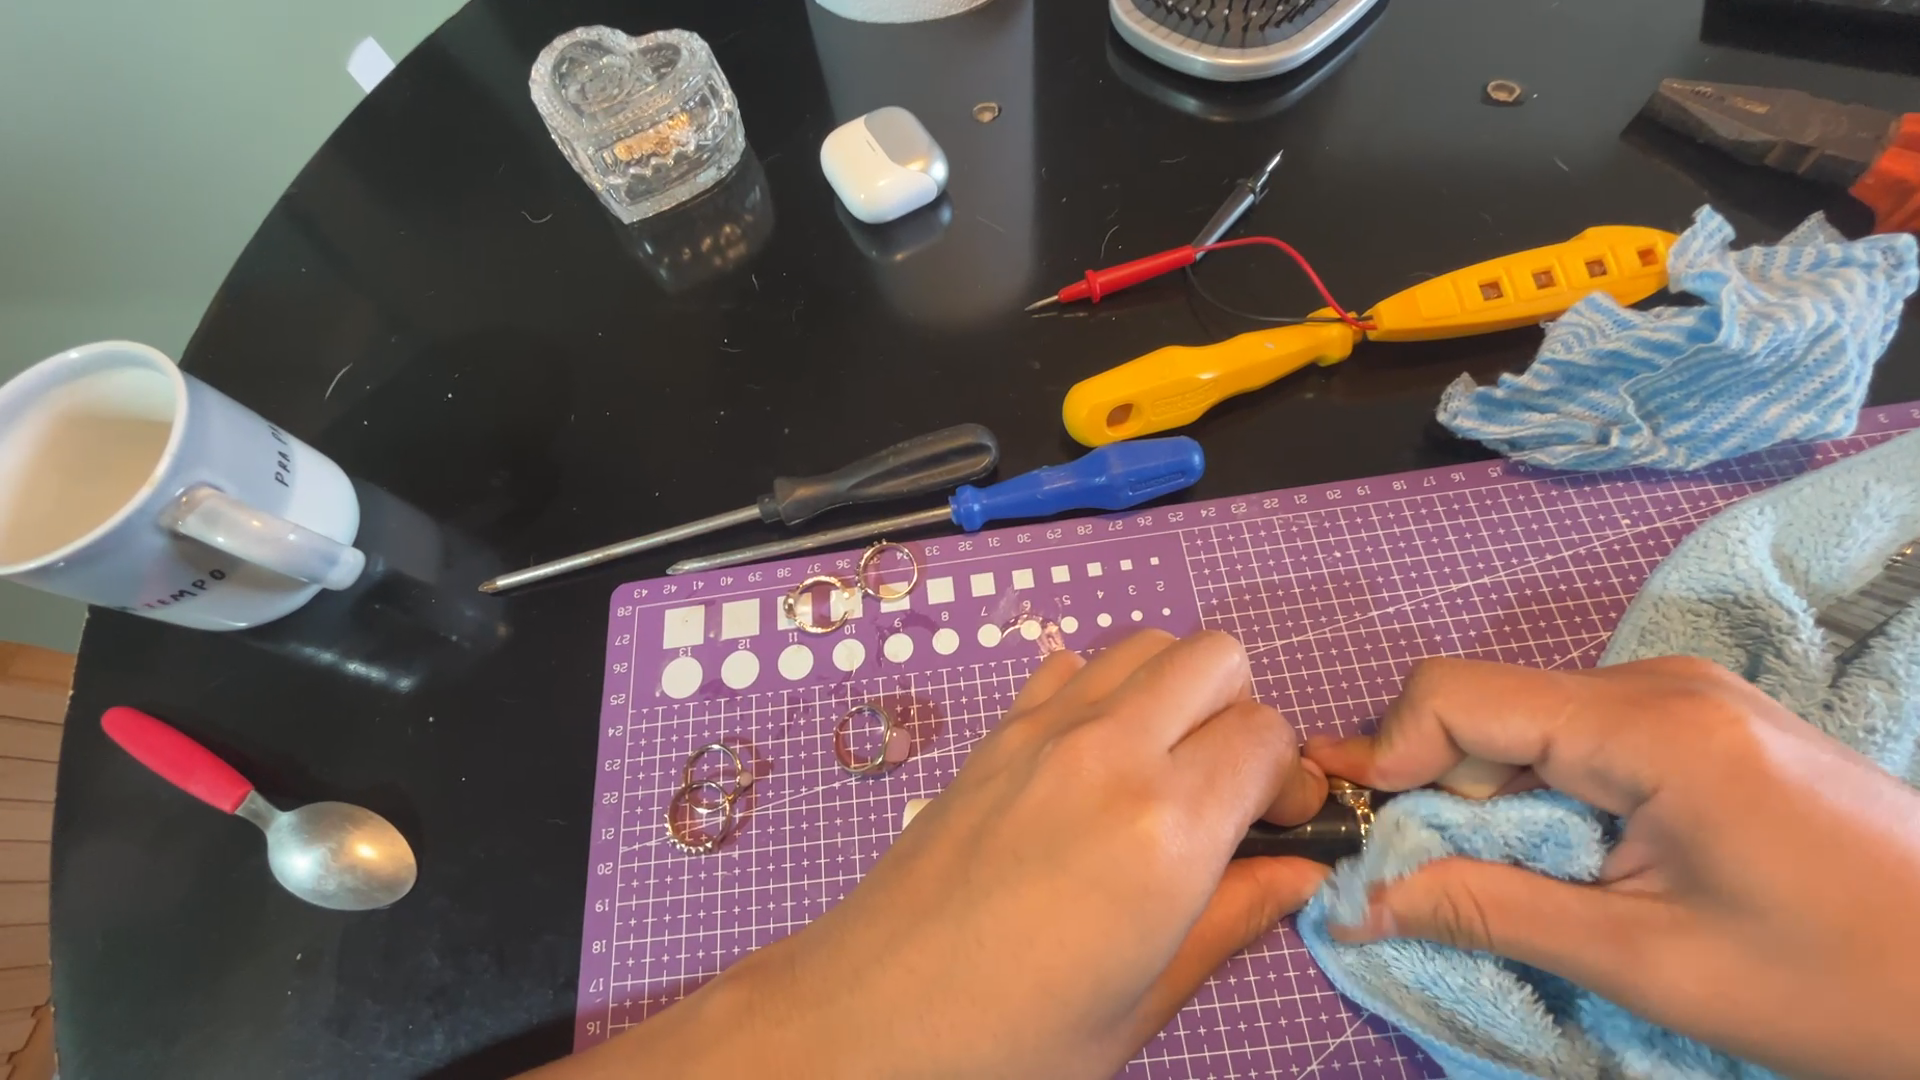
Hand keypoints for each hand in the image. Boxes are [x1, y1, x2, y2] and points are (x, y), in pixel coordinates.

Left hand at [534, 631, 1329, 1078]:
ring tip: (1159, 761)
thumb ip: (1236, 915)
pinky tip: (1087, 753)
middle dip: (1238, 708)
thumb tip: (1306, 871)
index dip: (1287, 774)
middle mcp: (1112, 747)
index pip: (1267, 734)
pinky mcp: (1000, 725)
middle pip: (1213, 656)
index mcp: (1168, 825)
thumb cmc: (1022, 1033)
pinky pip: (1069, 663)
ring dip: (1173, 688)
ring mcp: (1047, 724)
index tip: (1275, 818)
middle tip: (1220, 780)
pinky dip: (1099, 687)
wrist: (877, 1008)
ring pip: (1144, 643)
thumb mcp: (1149, 995)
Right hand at [1306, 657, 1919, 1079]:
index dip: (1386, 748)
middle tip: (1404, 852)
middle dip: (1425, 776)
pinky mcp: (1685, 714)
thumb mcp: (1650, 964)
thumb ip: (1486, 913)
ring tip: (1478, 859)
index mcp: (1648, 726)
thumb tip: (1354, 904)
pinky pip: (1560, 729)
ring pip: (1514, 716)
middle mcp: (1651, 681)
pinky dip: (1523, 782)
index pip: (1457, 695)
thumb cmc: (1853, 990)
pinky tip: (1547, 839)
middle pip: (1479, 703)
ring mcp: (1673, 692)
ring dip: (1474, 785)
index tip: (1357, 817)